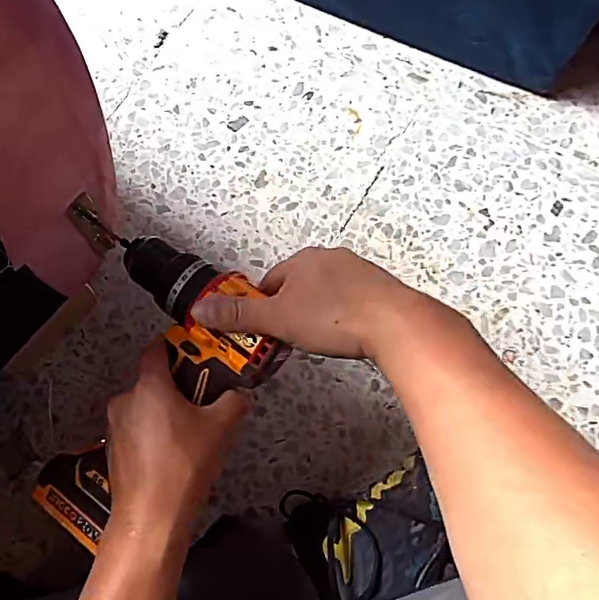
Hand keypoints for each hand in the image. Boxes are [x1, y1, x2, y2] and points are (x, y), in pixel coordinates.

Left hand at [103, 343, 251, 552]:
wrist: (152, 515)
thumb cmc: (181, 468)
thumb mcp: (221, 428)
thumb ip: (233, 402)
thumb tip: (238, 395)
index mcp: (149, 387)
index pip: (156, 349)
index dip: (176, 346)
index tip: (193, 350)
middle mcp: (126, 401)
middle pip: (152, 381)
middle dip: (177, 387)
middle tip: (202, 398)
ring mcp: (116, 427)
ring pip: (144, 407)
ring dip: (165, 412)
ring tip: (191, 431)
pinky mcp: (115, 449)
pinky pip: (137, 430)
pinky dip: (153, 434)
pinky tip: (173, 453)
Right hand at [190, 247, 441, 361]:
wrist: (393, 324)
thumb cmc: (339, 315)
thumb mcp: (277, 320)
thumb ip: (239, 316)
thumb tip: (204, 308)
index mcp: (302, 261)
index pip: (268, 282)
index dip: (261, 308)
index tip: (259, 326)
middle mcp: (330, 260)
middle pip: (296, 288)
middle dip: (290, 312)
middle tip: (287, 337)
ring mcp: (357, 274)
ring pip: (325, 295)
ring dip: (317, 315)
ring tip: (318, 339)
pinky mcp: (377, 291)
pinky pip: (350, 304)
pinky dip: (343, 319)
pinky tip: (343, 336)